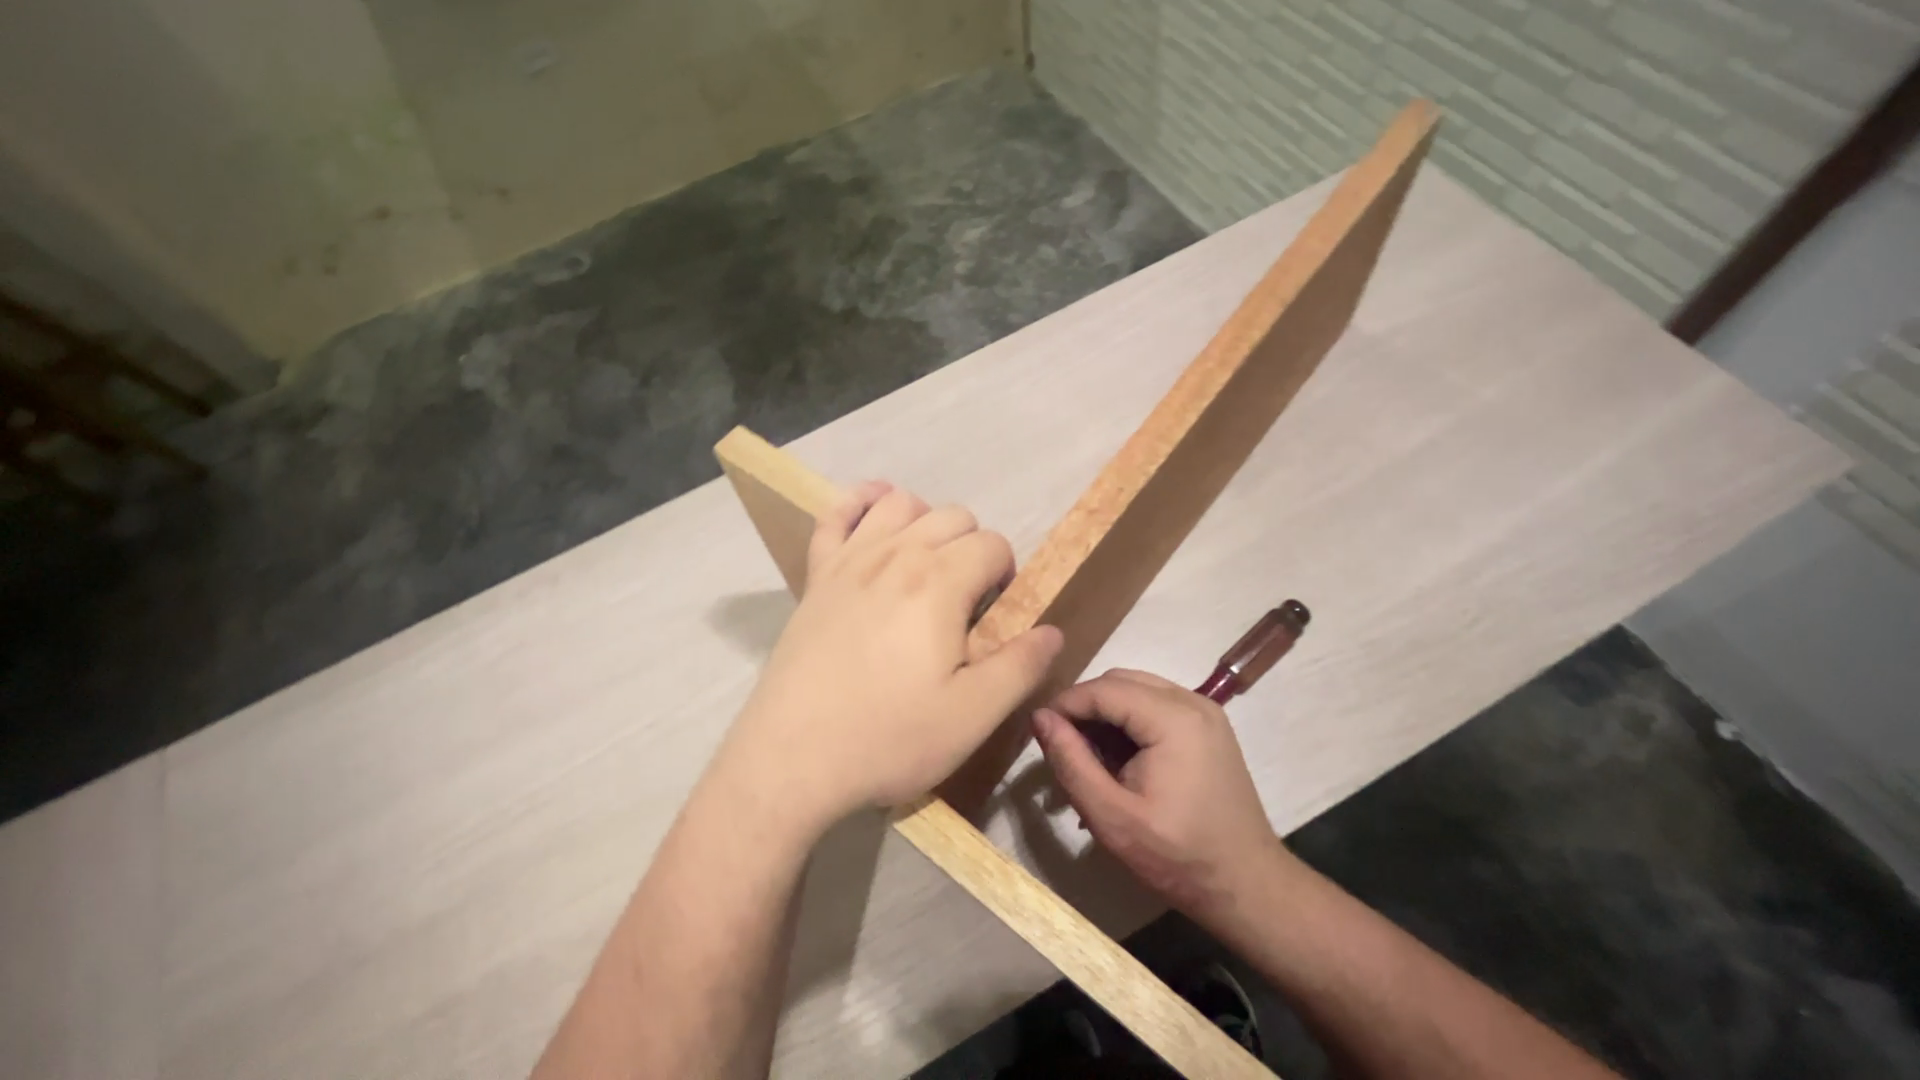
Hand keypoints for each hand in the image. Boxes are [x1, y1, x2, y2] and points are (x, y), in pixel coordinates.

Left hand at [718, 482, 1062, 832]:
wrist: (792, 758)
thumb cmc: (890, 738)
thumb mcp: (973, 715)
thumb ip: (1020, 667)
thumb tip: (1053, 631)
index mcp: (940, 582)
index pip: (993, 544)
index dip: (1005, 577)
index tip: (992, 622)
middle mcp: (896, 554)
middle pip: (953, 516)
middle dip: (972, 549)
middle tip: (965, 607)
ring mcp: (849, 560)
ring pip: (900, 504)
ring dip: (925, 524)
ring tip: (927, 570)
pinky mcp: (815, 576)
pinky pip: (836, 514)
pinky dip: (860, 502)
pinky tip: (874, 513)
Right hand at [1031, 670, 1293, 923]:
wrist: (1245, 885)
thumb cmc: (1177, 856)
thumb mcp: (1112, 816)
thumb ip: (1071, 762)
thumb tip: (1040, 717)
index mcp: (1174, 719)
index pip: (1102, 689)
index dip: (1064, 705)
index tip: (1037, 735)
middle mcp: (1193, 702)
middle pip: (1120, 683)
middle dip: (1084, 710)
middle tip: (1062, 751)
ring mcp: (1205, 713)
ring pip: (1137, 692)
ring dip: (1106, 717)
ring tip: (1087, 761)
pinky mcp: (1208, 729)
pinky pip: (1156, 708)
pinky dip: (1129, 725)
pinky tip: (1117, 764)